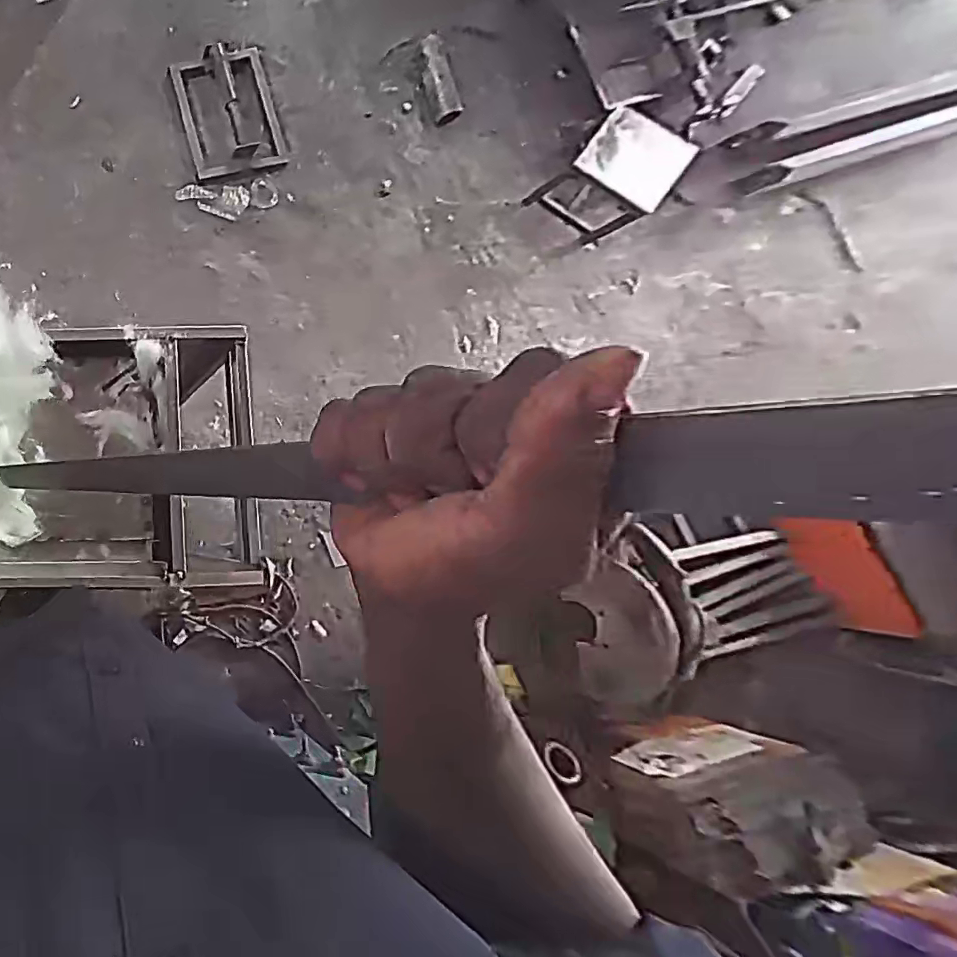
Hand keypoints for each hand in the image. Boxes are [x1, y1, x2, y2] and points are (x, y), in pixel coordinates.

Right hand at [310, 347, 641, 622]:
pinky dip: (345, 457)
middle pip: (438, 388)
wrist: (401, 594)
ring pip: (386, 401)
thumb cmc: (469, 573)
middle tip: (446, 496)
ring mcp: (431, 410)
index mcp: (556, 426)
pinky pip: (343, 414)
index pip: (518, 375)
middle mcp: (494, 408)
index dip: (489, 431)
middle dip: (427, 455)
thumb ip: (564, 447)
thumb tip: (612, 362)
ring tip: (410, 496)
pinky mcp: (376, 418)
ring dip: (385, 464)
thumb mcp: (530, 527)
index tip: (489, 479)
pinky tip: (372, 483)